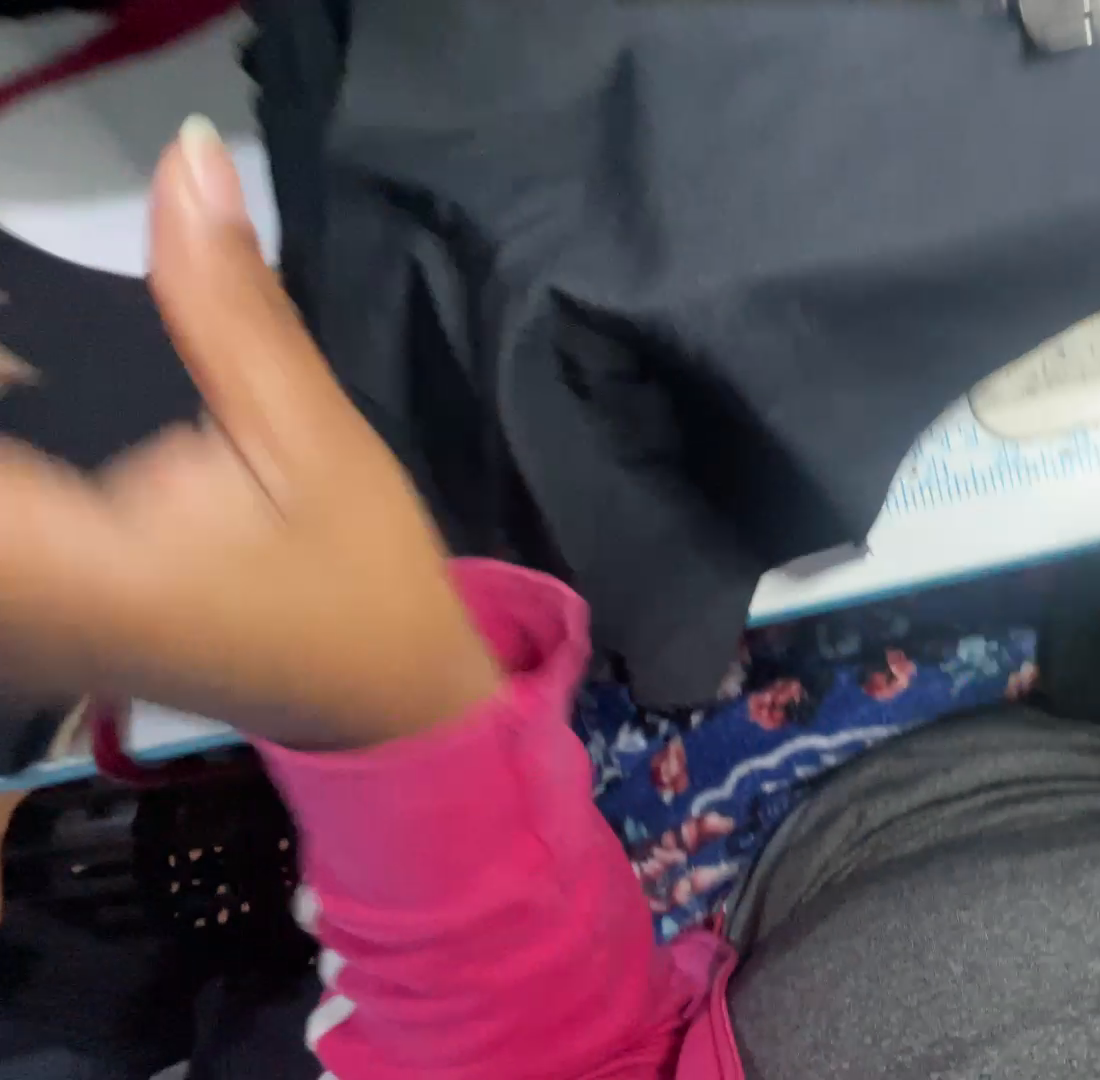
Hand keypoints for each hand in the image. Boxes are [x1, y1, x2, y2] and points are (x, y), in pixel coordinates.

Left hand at [0, 117, 499, 747]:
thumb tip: (191, 156)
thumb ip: (233, 311)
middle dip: (27, 362)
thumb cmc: (367, 583)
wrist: (385, 697)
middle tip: (82, 332)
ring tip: (81, 367)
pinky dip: (34, 419)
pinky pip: (4, 481)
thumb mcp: (316, 443)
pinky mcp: (20, 602)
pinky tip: (73, 409)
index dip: (16, 335)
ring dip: (33, 387)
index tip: (53, 314)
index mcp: (17, 542)